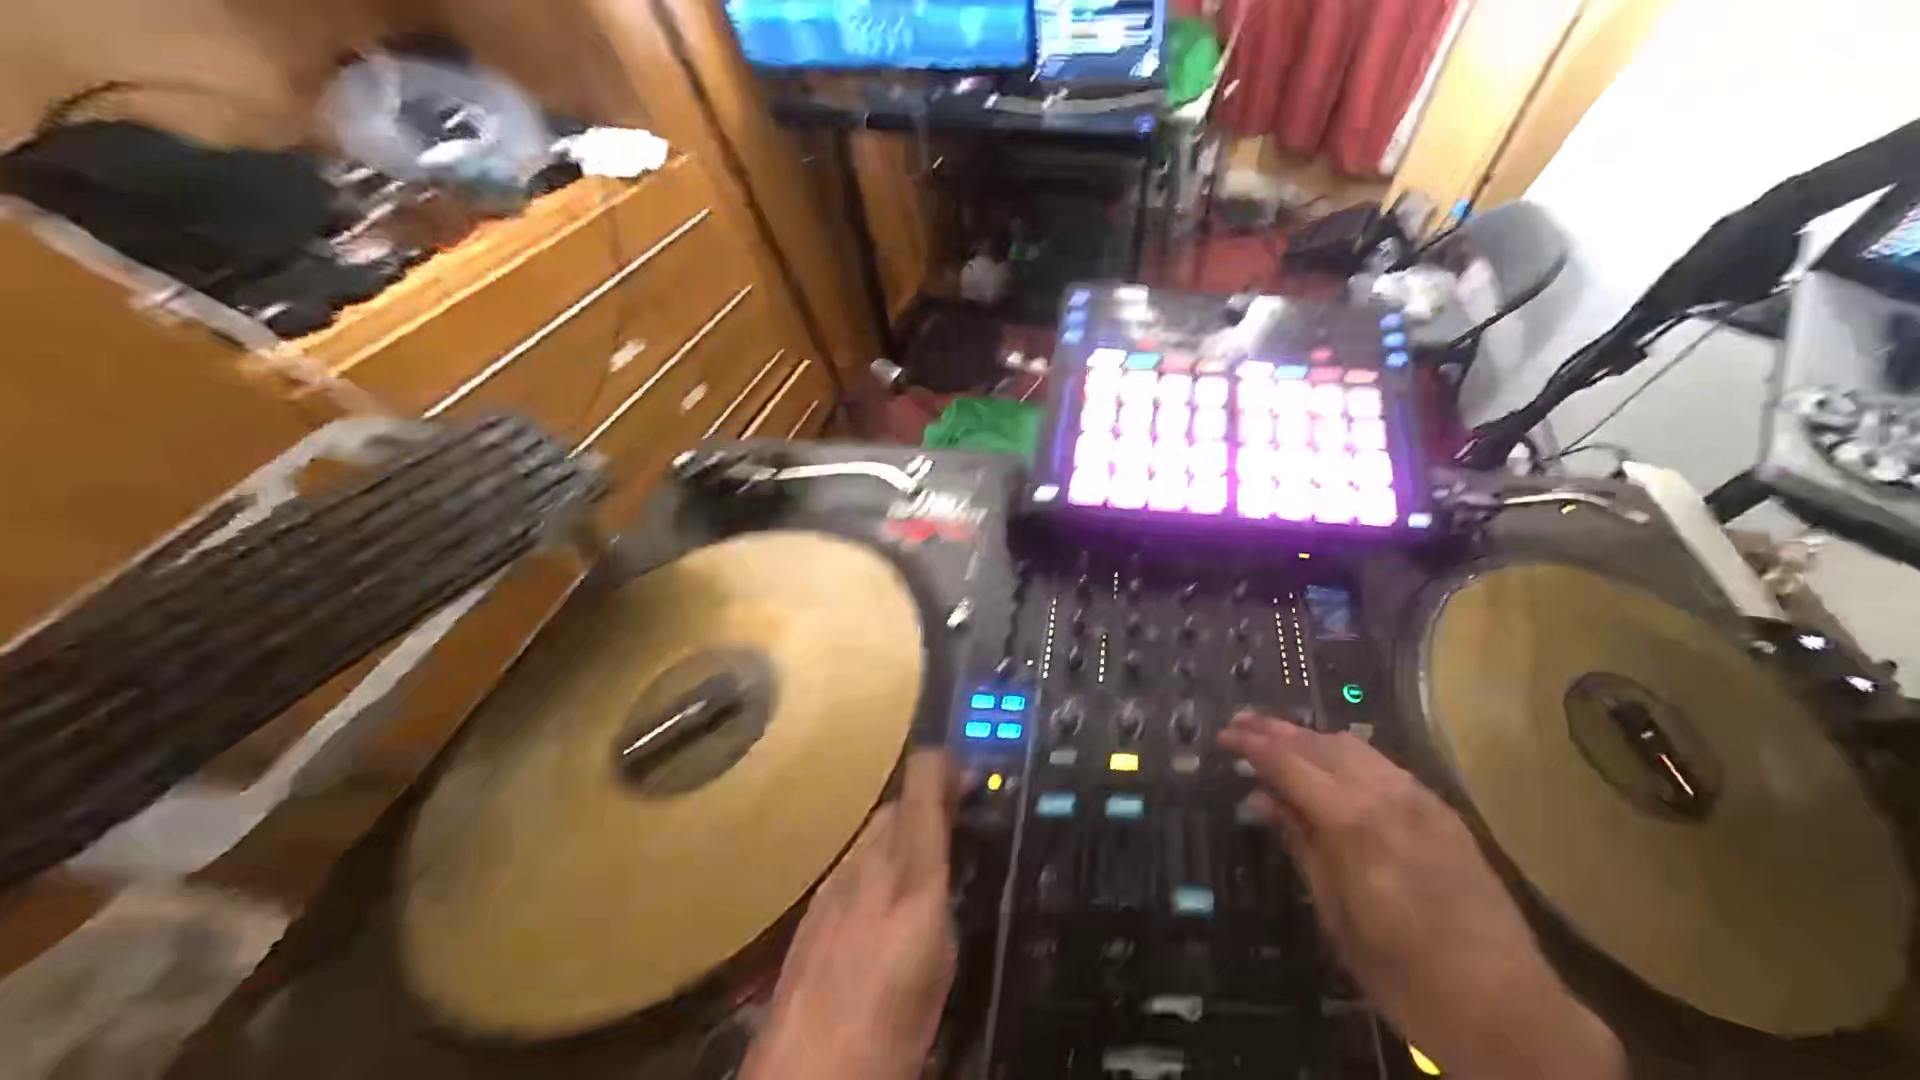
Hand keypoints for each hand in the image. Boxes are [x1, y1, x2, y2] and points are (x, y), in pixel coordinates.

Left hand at [741, 750, 958, 1079]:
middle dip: (929, 800)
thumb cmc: (891, 1027)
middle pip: (897, 804)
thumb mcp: (942, 962)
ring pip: (873, 831)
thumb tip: (950, 872)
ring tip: (927, 856)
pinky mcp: (813, 906)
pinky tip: (885, 895)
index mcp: (909, 877)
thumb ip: (946, 900)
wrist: (808, 1071)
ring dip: (902, 830)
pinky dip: (877, 860)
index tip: (967, 772)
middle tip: (957, 817)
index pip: (922, 786)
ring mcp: (834, 883)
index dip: (945, 767)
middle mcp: (867, 866)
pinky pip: (853, 861)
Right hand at [1219, 713, 1626, 1079]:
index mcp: (1354, 823)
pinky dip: (1344, 755)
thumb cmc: (1404, 974)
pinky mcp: (1442, 812)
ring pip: (1353, 746)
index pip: (1289, 763)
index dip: (1251, 746)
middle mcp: (1388, 796)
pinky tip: (1330, 766)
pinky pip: (1382, 765)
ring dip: (1309, 738)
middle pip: (1319, 744)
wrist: (1507, 1010)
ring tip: (1277, 741)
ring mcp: (1421, 800)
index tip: (1223, 736)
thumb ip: (1299, 843)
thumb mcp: (1335, 914)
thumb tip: (1262, 797)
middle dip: (1275, 731)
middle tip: (1240, 726)